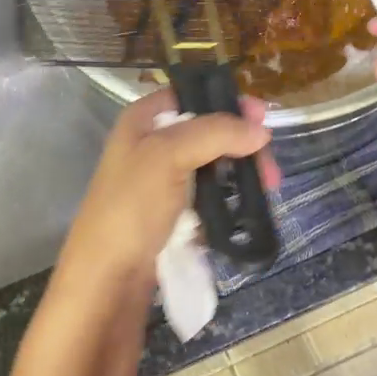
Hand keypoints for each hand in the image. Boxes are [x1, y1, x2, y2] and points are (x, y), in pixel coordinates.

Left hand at [57, 90, 278, 287]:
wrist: (107, 279)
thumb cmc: (131, 208)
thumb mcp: (168, 156)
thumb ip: (215, 134)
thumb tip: (261, 130)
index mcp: (141, 121)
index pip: (190, 95)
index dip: (226, 102)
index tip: (263, 118)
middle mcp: (149, 146)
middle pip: (207, 132)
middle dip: (241, 146)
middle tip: (269, 172)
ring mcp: (160, 183)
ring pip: (211, 167)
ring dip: (238, 176)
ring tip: (264, 193)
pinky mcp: (170, 216)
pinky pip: (206, 198)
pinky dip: (226, 201)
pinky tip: (244, 212)